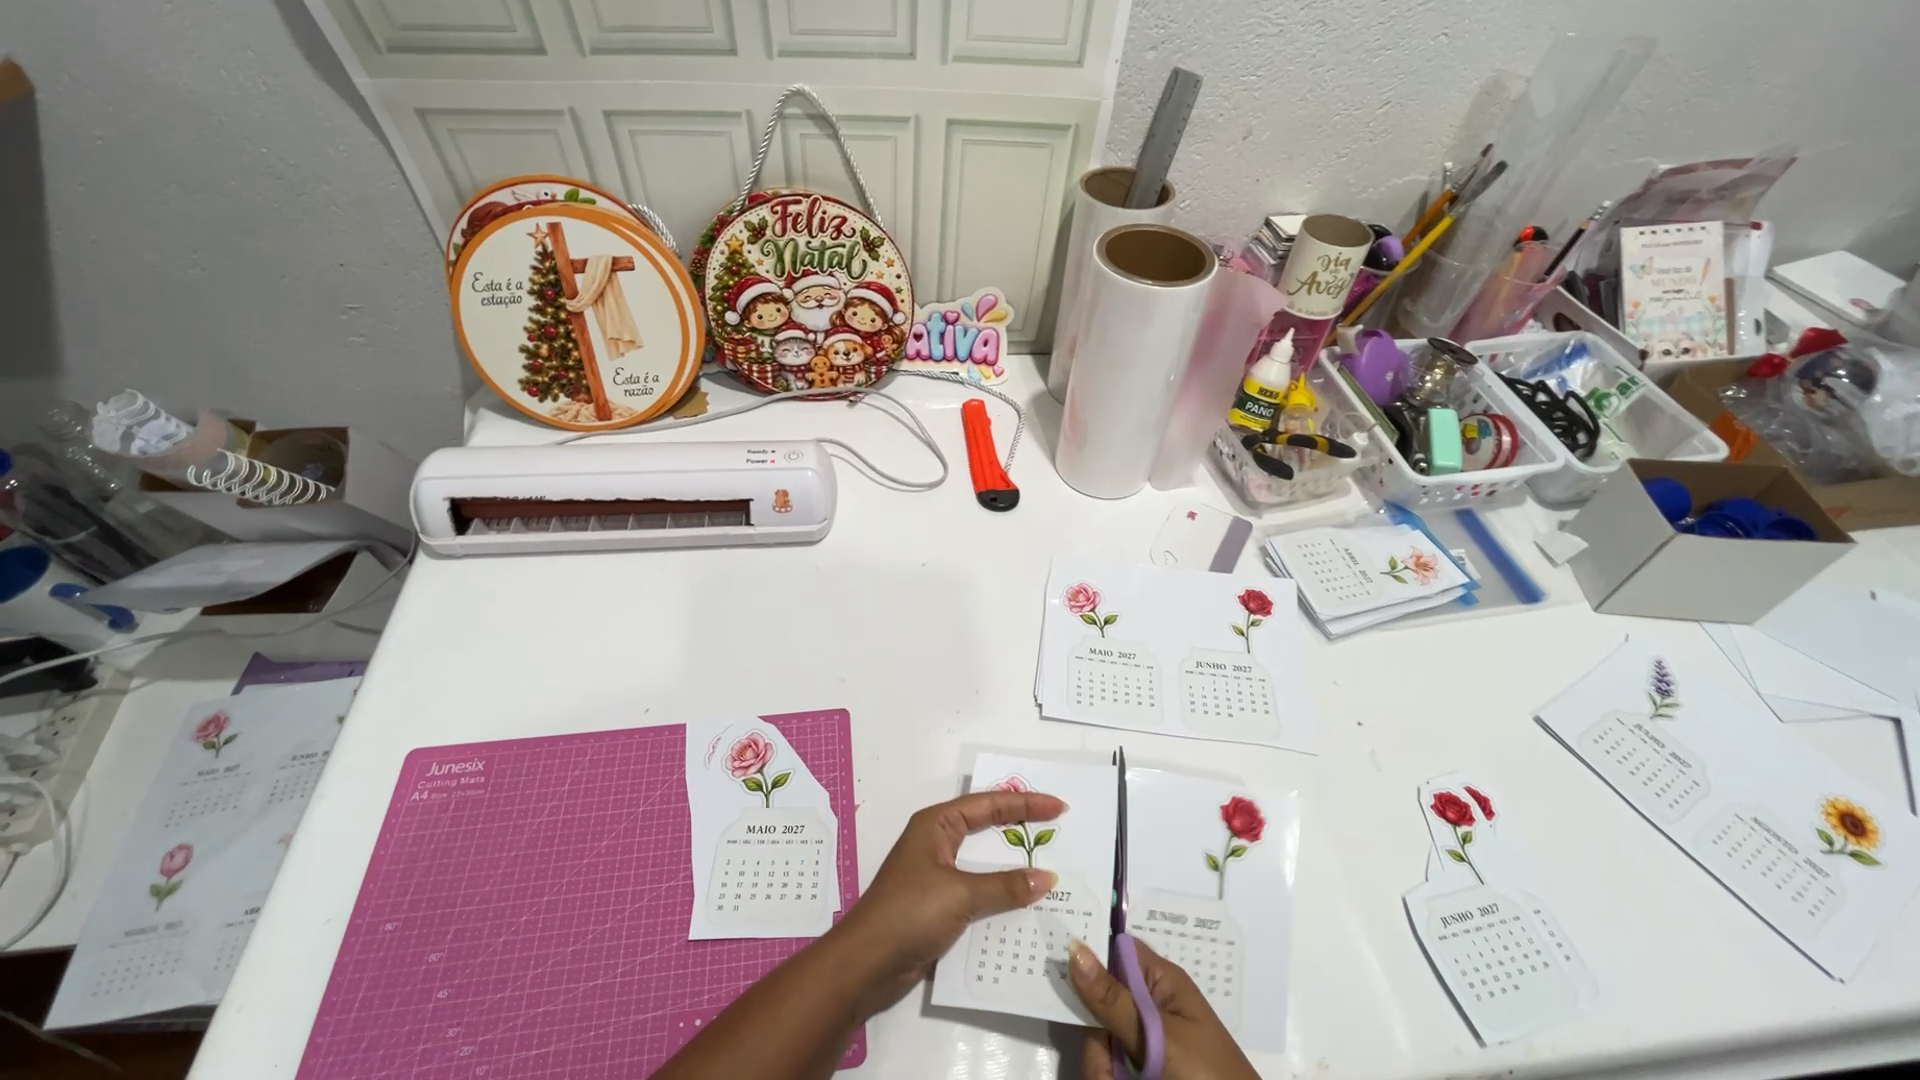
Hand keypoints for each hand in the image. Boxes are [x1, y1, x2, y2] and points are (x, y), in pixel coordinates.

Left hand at [824, 790, 1064, 1020]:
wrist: (866, 964)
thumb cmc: (909, 913)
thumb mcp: (961, 894)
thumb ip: (1005, 886)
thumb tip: (1046, 878)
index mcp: (937, 826)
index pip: (988, 805)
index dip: (1025, 804)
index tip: (1059, 808)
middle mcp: (937, 844)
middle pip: (986, 829)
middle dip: (1020, 831)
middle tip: (1058, 832)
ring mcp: (937, 876)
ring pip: (984, 865)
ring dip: (1013, 869)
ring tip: (1051, 869)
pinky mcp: (939, 906)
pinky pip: (979, 894)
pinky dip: (1002, 897)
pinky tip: (1026, 909)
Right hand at [1068, 937, 1259, 1079]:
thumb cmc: (1207, 1074)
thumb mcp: (1158, 1036)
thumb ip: (1113, 998)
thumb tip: (1074, 946)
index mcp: (1160, 981)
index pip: (1114, 948)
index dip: (1088, 954)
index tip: (1060, 968)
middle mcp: (1146, 1005)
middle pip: (1096, 1005)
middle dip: (1097, 1042)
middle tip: (1113, 1070)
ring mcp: (1141, 1041)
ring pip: (1096, 1045)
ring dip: (1104, 1072)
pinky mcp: (1136, 1070)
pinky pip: (1105, 1068)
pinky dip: (1109, 1079)